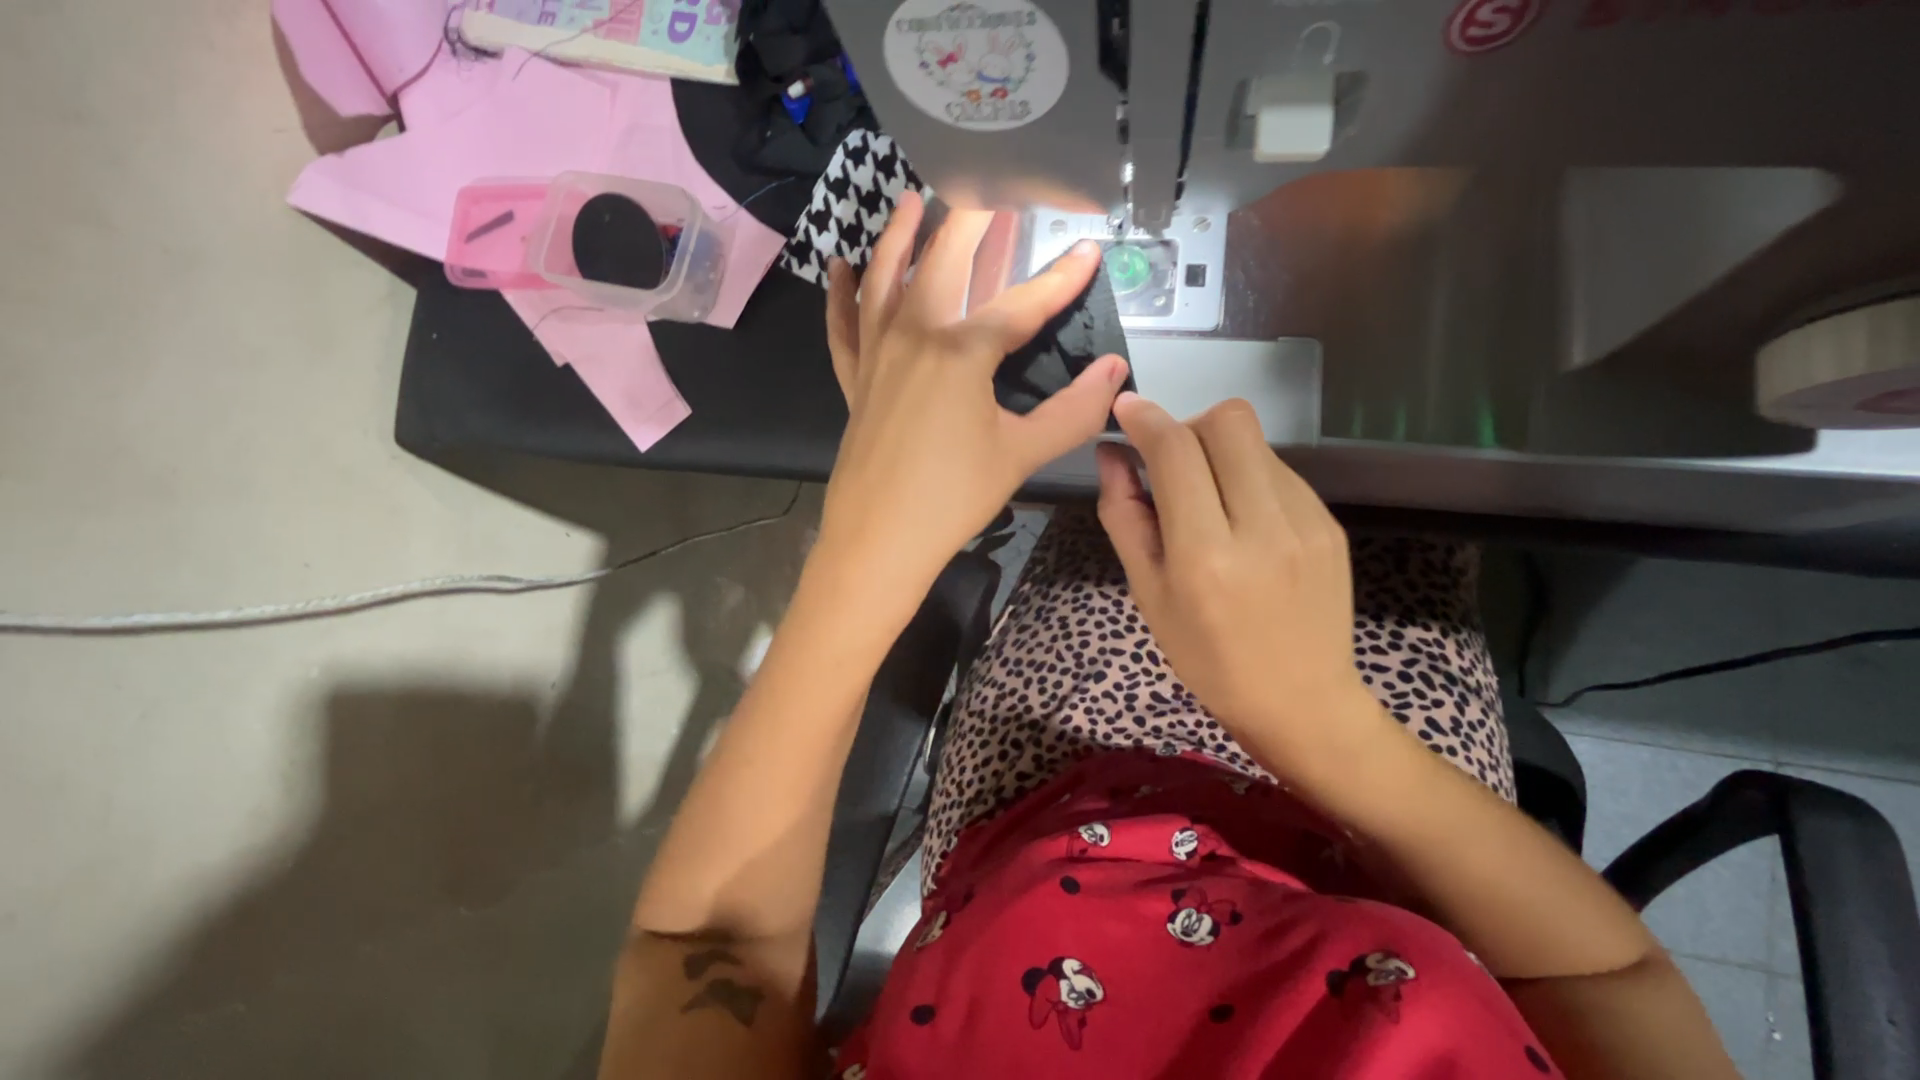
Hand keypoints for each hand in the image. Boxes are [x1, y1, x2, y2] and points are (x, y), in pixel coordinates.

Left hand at [821, 191, 1129, 589]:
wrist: (878, 541)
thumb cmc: (952, 498)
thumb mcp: (1021, 454)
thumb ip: (1073, 412)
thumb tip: (1116, 373)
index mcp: (962, 352)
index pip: (1022, 304)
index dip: (1060, 278)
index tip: (1088, 248)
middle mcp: (915, 336)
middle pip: (945, 263)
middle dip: (971, 220)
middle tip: (987, 183)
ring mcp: (877, 355)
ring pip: (886, 280)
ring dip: (900, 236)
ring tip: (911, 200)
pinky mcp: (853, 380)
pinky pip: (843, 326)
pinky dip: (841, 294)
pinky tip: (841, 266)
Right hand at [1096, 394, 1372, 762]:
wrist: (1300, 700)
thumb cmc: (1207, 658)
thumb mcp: (1148, 594)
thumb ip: (1125, 517)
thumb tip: (1112, 454)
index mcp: (1205, 554)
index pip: (1175, 451)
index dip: (1145, 418)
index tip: (1127, 411)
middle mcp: (1262, 527)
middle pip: (1227, 421)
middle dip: (1188, 425)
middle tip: (1171, 462)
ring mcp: (1306, 522)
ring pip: (1256, 442)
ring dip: (1220, 453)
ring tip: (1210, 502)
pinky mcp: (1329, 523)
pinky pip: (1281, 471)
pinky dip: (1250, 478)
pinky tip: (1244, 521)